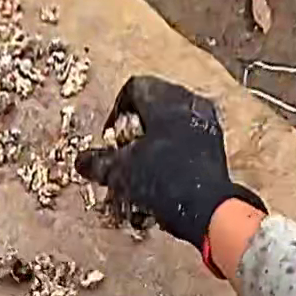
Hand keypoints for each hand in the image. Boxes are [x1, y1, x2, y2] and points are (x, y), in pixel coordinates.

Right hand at [75, 75, 265, 246]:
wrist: (205, 206)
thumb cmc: (160, 180)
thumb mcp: (119, 172)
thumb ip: (98, 163)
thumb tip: (80, 160)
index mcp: (165, 99)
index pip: (134, 89)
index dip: (114, 113)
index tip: (108, 139)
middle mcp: (188, 103)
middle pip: (152, 110)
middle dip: (132, 136)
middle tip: (121, 159)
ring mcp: (205, 125)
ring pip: (168, 130)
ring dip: (149, 151)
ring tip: (138, 178)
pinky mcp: (214, 149)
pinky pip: (183, 147)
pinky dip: (167, 162)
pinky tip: (159, 186)